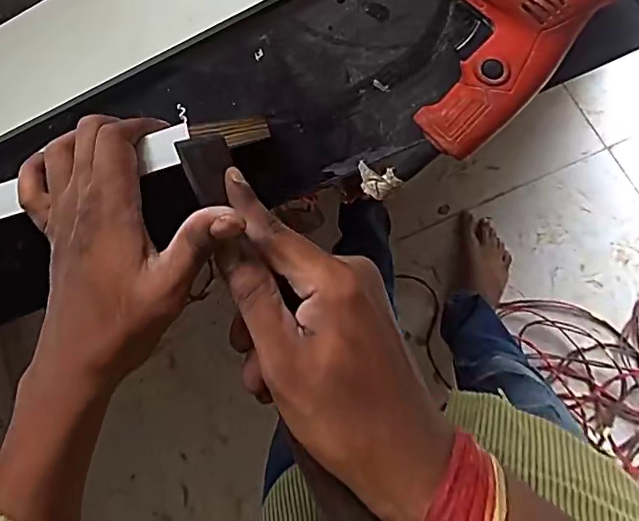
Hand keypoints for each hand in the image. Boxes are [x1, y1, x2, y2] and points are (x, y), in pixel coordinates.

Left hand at [16, 114, 240, 391]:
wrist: (75, 361)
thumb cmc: (118, 328)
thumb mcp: (169, 287)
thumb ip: (197, 243)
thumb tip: (227, 213)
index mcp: (108, 207)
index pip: (114, 138)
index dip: (140, 124)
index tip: (163, 134)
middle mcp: (79, 202)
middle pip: (87, 132)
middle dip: (119, 124)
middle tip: (147, 140)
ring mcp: (60, 213)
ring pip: (59, 147)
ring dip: (84, 136)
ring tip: (114, 145)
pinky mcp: (50, 229)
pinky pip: (31, 183)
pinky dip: (41, 163)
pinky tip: (60, 164)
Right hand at [218, 168, 455, 520]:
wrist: (409, 464)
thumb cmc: (346, 421)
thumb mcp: (281, 357)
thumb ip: (251, 293)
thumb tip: (230, 245)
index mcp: (333, 279)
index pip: (275, 232)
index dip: (245, 206)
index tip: (229, 174)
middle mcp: (352, 272)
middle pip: (281, 265)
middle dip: (255, 303)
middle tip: (247, 350)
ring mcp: (363, 289)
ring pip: (295, 289)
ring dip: (273, 325)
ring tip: (269, 374)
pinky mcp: (366, 307)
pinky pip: (315, 302)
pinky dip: (296, 328)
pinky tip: (290, 369)